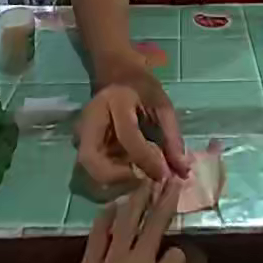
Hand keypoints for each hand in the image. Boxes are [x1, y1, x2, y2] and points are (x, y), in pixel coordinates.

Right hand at [76, 60, 188, 184]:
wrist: (119, 78)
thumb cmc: (143, 91)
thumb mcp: (162, 106)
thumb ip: (172, 137)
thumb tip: (182, 172)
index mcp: (114, 101)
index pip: (127, 136)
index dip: (146, 159)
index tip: (164, 174)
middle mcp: (89, 118)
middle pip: (92, 159)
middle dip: (118, 178)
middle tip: (145, 181)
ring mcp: (80, 134)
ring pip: (88, 171)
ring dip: (113, 184)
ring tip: (140, 181)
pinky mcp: (80, 146)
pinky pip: (91, 172)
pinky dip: (110, 182)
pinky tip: (130, 178)